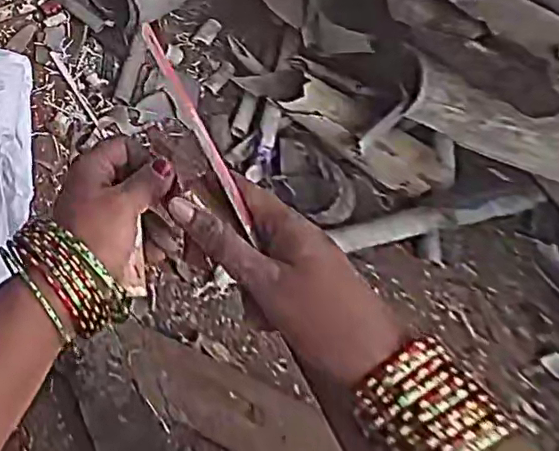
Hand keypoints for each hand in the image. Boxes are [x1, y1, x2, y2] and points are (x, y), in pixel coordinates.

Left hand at [53, 137, 175, 296]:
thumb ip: (147, 183)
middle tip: (175, 210)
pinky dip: (144, 238)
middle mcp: (91, 184)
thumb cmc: (95, 236)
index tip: (169, 179)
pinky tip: (158, 252)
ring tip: (169, 240)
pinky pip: (127, 229)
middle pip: (130, 178)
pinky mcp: (101, 236)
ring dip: (154, 221)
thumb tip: (163, 165)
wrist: (71, 282)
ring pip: (132, 206)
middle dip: (155, 196)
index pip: (124, 147)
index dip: (148, 160)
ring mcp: (95, 211)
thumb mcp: (125, 204)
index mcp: (91, 166)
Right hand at [168, 174, 405, 386]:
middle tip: (200, 261)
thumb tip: (182, 205)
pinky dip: (256, 293)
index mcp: (286, 221)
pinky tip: (263, 316)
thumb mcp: (264, 280)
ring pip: (248, 252)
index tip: (177, 198)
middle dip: (216, 241)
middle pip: (237, 220)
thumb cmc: (330, 323)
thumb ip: (221, 242)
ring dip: (238, 274)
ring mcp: (299, 260)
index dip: (203, 186)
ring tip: (247, 303)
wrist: (381, 374)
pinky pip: (265, 276)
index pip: (234, 184)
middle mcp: (292, 234)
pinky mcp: (303, 286)